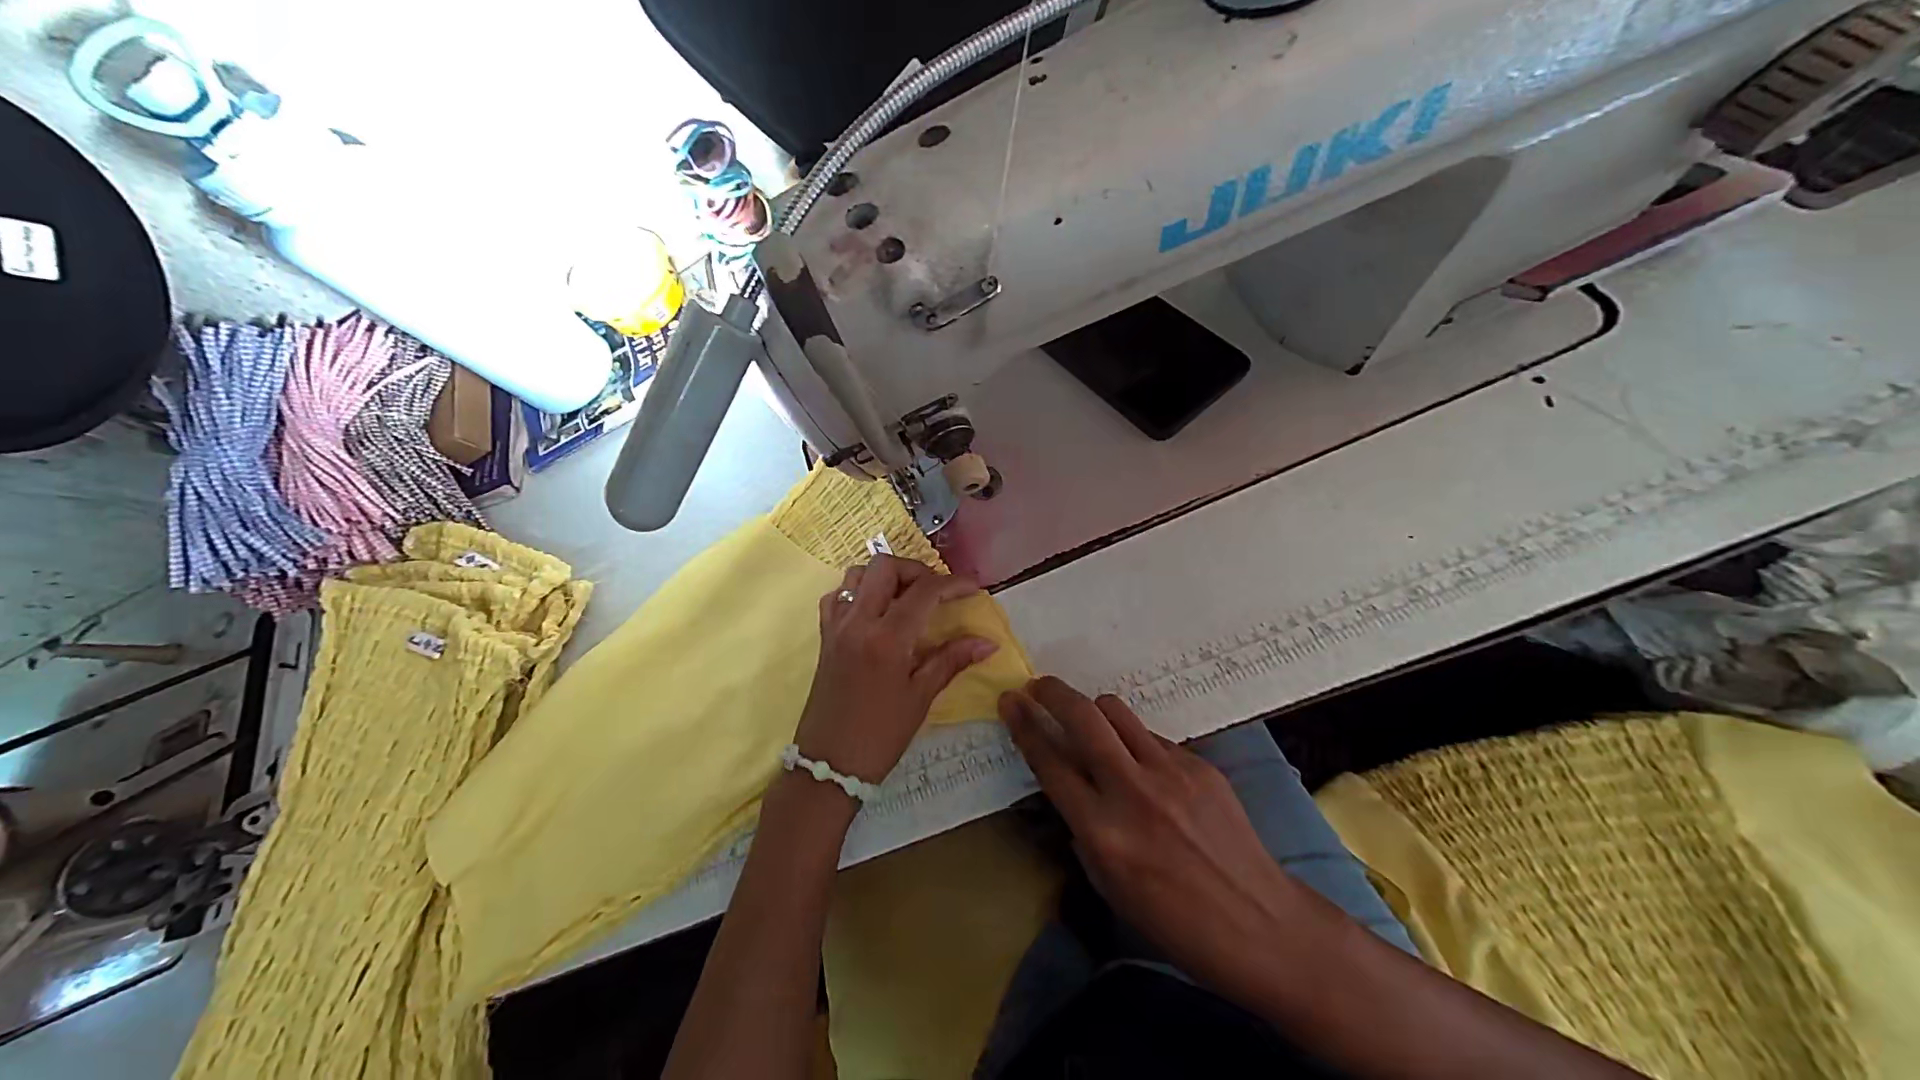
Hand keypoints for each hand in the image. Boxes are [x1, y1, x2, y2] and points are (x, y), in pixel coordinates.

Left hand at [794, 554, 997, 786]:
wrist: (829, 765)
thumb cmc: (881, 735)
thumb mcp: (921, 697)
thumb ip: (952, 660)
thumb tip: (988, 642)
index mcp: (887, 638)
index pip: (924, 590)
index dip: (953, 583)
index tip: (973, 589)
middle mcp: (858, 621)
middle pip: (885, 566)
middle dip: (916, 570)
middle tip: (937, 592)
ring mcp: (836, 626)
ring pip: (857, 575)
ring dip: (886, 577)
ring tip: (907, 599)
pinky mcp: (824, 637)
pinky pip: (837, 596)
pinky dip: (858, 592)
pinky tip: (875, 612)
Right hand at [1000, 677, 1309, 1000]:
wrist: (1259, 924)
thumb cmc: (1174, 922)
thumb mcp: (1108, 883)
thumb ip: (1082, 828)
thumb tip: (1070, 783)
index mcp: (1103, 832)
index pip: (1050, 762)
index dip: (1024, 725)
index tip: (1009, 701)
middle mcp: (1133, 792)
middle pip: (1082, 718)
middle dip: (1052, 693)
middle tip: (1037, 687)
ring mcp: (1172, 773)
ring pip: (1118, 712)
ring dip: (1093, 711)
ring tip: (1089, 724)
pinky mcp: (1201, 765)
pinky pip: (1153, 737)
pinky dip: (1135, 743)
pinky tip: (1144, 768)